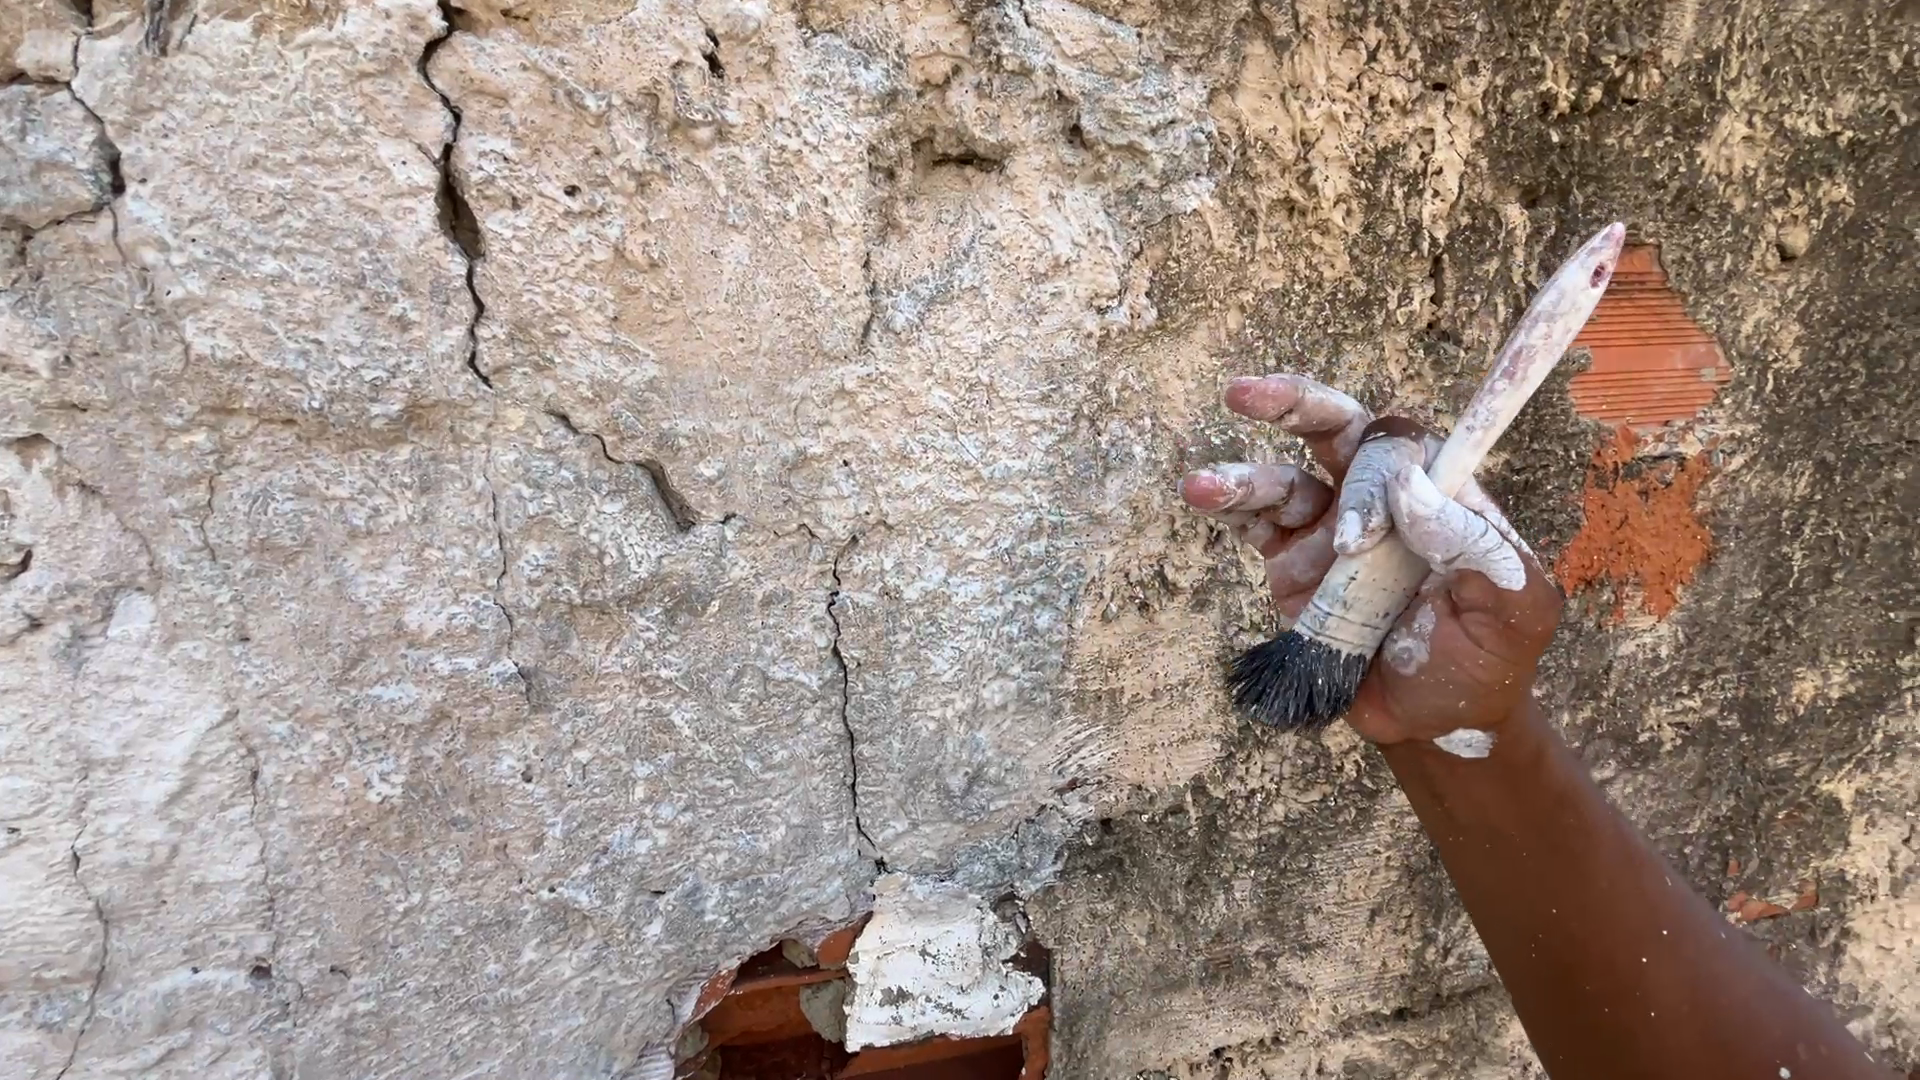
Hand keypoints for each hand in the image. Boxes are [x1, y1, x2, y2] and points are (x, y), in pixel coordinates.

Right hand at [1179, 373, 1563, 749]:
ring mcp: (1326, 531)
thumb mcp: (1516, 613)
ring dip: (1241, 477)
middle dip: (1293, 405)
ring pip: (1281, 482)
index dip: (1374, 474)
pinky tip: (1201, 497)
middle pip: (1336, 431)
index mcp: (1436, 500)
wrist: (1425, 718)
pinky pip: (1253, 524)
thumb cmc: (1481, 662)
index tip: (1357, 539)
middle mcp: (1378, 503)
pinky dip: (1227, 509)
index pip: (1401, 449)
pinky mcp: (1288, 562)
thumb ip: (1480, 547)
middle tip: (1244, 394)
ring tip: (1200, 485)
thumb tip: (1411, 487)